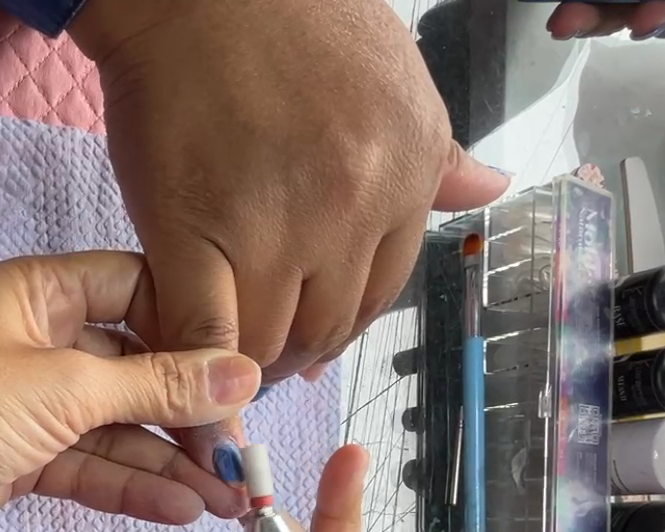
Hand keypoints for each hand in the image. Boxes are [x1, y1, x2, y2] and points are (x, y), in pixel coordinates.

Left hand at [0, 252, 260, 521]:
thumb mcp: (67, 384)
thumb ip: (157, 383)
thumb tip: (244, 375)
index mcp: (42, 294)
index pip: (137, 291)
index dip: (192, 327)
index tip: (242, 372)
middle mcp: (41, 341)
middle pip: (135, 367)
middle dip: (190, 414)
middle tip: (243, 456)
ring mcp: (33, 402)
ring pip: (116, 426)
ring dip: (170, 462)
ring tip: (231, 498)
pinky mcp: (26, 455)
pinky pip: (89, 463)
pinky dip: (130, 485)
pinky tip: (180, 508)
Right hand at [69, 0, 509, 389]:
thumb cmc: (287, 23)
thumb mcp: (393, 80)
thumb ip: (435, 154)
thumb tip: (487, 192)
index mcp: (408, 171)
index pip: (377, 296)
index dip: (334, 334)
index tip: (300, 346)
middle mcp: (356, 210)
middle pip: (323, 331)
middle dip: (288, 359)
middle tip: (251, 363)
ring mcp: (275, 230)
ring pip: (263, 343)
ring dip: (237, 364)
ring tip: (210, 361)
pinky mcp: (193, 239)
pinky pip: (199, 330)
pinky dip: (188, 358)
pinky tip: (178, 362)